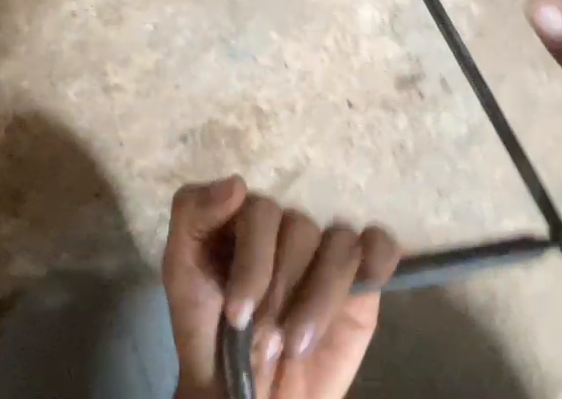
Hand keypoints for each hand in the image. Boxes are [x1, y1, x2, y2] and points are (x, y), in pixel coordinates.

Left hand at [162, 177, 400, 398]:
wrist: (244, 392)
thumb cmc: (207, 330)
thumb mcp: (181, 270)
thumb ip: (193, 215)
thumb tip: (237, 183)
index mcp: (242, 216)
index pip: (258, 208)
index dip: (252, 260)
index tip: (237, 312)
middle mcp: (285, 225)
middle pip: (298, 226)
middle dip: (280, 288)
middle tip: (263, 336)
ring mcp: (323, 250)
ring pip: (339, 242)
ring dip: (318, 298)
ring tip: (294, 343)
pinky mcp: (361, 279)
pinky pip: (379, 244)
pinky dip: (377, 256)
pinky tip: (367, 280)